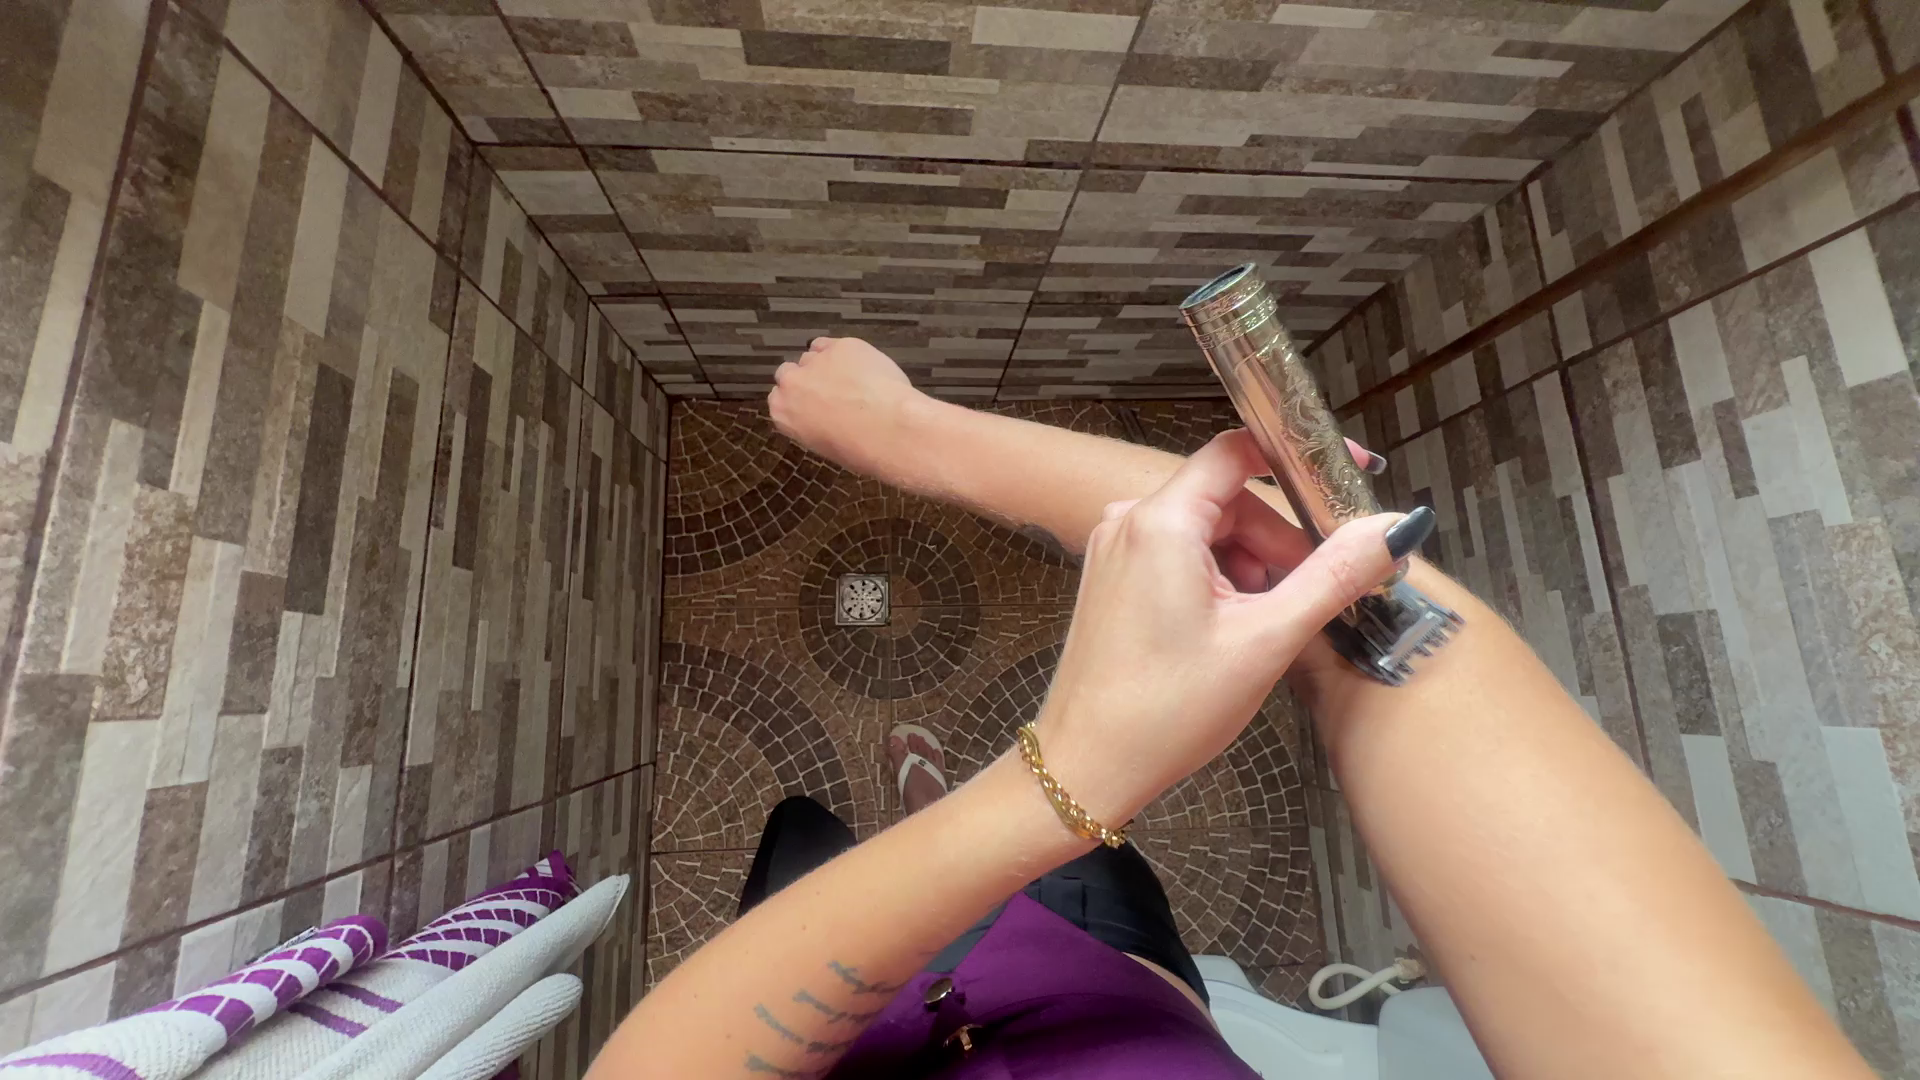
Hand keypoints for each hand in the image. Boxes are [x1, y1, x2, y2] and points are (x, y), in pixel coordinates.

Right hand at [768, 337, 926, 476]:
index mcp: (783, 412)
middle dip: (807, 379)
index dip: (799, 399)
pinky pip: (838, 345)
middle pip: (789, 372)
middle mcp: (791, 383)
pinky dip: (848, 354)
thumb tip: (826, 418)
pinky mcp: (841, 346)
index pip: (779, 397)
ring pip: (813, 355)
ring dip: (828, 365)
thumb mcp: (826, 446)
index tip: (813, 405)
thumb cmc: (858, 449)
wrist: (886, 428)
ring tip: (854, 380)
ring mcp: (815, 361)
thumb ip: (815, 424)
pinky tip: (864, 368)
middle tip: (831, 391)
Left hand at [1031, 430, 1415, 826]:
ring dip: (1249, 565)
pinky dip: (1216, 578)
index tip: (1349, 476)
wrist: (1087, 762)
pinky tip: (1230, 625)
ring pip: (1205, 532)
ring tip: (1266, 623)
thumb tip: (1395, 528)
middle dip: (1277, 540)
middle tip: (1315, 590)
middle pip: (1226, 501)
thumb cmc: (1166, 708)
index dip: (1298, 456)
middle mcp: (1128, 523)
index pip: (1236, 451)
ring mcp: (1115, 551)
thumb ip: (1333, 575)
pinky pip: (1177, 555)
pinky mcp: (1113, 578)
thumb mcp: (1264, 640)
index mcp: (1159, 522)